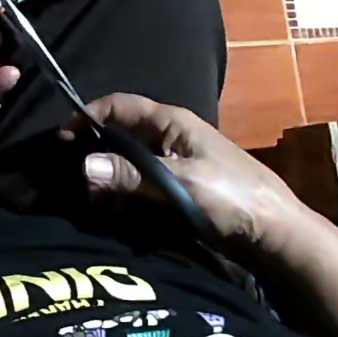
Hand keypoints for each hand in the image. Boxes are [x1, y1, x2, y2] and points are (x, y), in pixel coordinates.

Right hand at [65, 94, 319, 257]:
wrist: (274, 230)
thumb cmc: (232, 195)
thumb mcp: (180, 182)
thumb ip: (133, 174)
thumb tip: (86, 165)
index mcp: (172, 122)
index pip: (120, 106)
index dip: (88, 115)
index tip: (63, 138)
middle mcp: (170, 137)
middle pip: (120, 137)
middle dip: (97, 158)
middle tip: (84, 190)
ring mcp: (176, 163)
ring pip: (129, 165)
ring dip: (111, 184)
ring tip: (101, 210)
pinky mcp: (180, 188)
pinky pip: (143, 187)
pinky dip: (128, 198)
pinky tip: (121, 218)